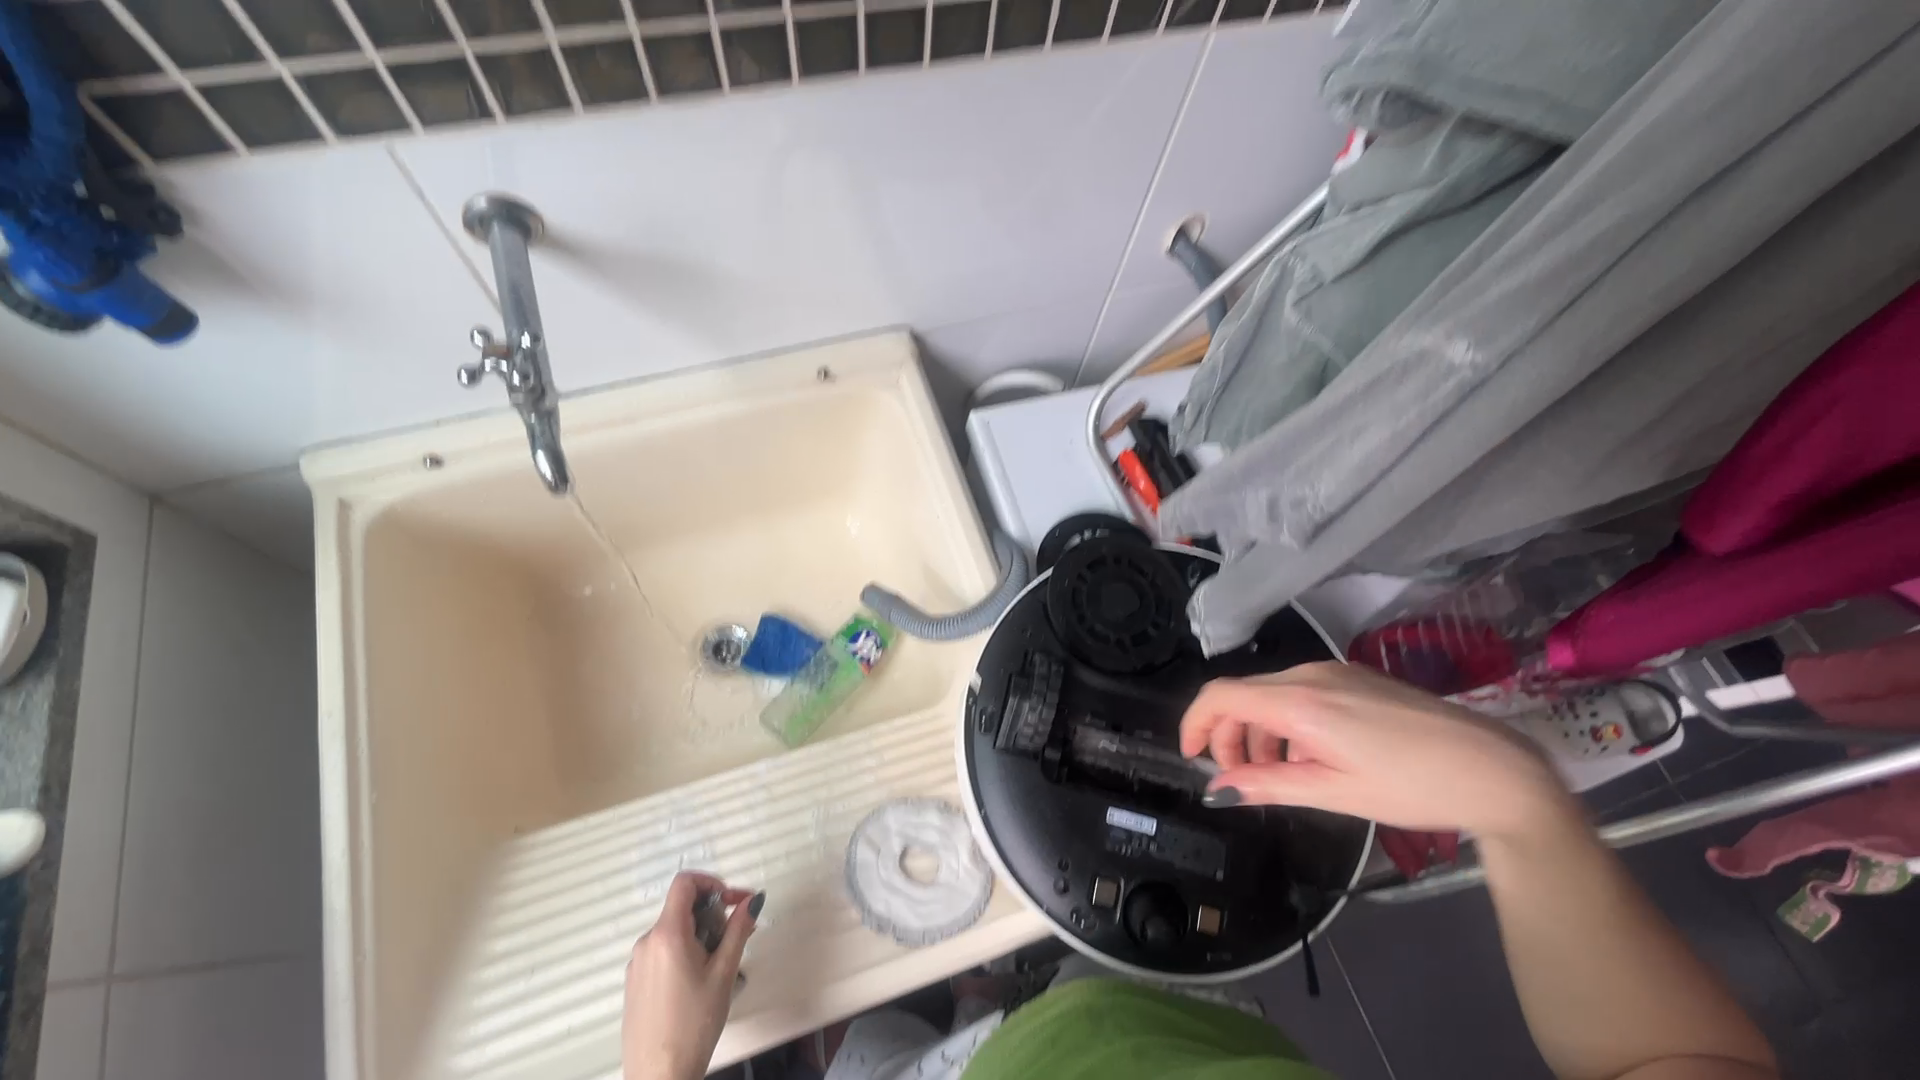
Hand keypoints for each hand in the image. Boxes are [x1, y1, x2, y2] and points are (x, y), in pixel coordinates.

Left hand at [623, 872, 762, 1079]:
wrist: (658, 1076)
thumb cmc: (695, 1022)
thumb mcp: (724, 973)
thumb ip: (738, 930)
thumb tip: (753, 899)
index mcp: (667, 934)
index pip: (684, 883)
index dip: (712, 882)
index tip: (733, 902)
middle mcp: (646, 942)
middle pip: (681, 908)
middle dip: (712, 913)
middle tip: (738, 936)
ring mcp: (637, 963)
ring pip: (673, 932)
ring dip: (700, 935)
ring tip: (722, 965)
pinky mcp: (635, 982)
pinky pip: (662, 952)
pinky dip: (684, 952)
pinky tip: (699, 982)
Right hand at [1179, 662, 1574, 839]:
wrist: (1495, 770)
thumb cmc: (1413, 786)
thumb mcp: (1333, 792)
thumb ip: (1267, 785)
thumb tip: (1218, 788)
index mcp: (1301, 701)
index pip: (1221, 695)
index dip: (1195, 723)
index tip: (1192, 758)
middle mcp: (1312, 674)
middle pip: (1244, 694)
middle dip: (1230, 735)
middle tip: (1239, 778)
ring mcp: (1338, 671)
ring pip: (1273, 693)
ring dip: (1260, 731)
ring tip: (1279, 775)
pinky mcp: (1359, 678)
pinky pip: (1302, 692)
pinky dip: (1288, 722)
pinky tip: (1313, 756)